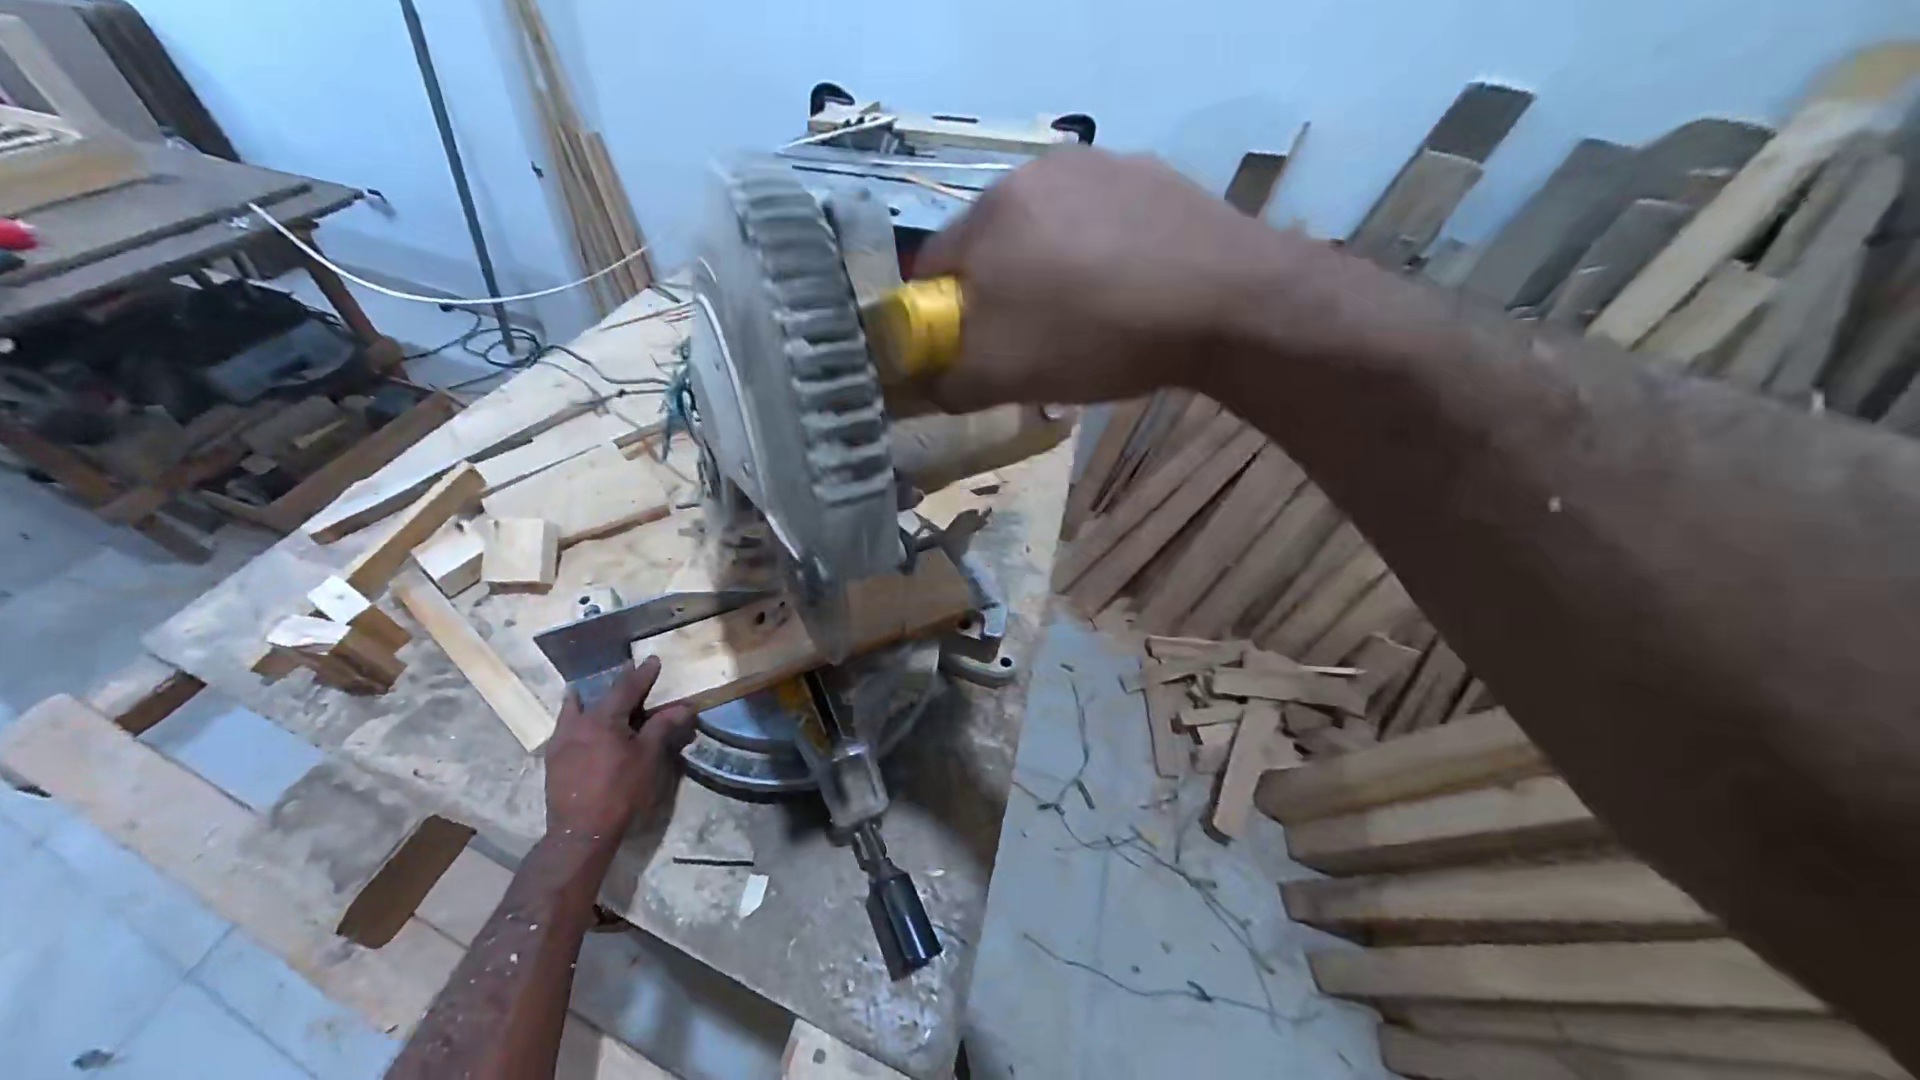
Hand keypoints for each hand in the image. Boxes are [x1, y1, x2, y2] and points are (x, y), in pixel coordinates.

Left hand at [544, 656, 697, 845]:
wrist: (581, 830)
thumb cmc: (620, 790)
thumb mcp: (648, 756)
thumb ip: (663, 726)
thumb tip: (685, 706)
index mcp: (602, 719)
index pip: (626, 688)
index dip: (642, 674)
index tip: (653, 659)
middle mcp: (577, 723)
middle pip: (598, 696)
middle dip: (616, 685)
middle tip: (629, 674)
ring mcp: (560, 741)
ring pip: (573, 709)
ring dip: (587, 699)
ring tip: (593, 694)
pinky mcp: (553, 759)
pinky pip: (565, 727)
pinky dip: (576, 718)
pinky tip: (582, 726)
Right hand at [914, 147, 1304, 412]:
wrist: (1226, 303)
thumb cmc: (1097, 336)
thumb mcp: (1005, 378)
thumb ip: (948, 382)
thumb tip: (928, 385)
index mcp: (990, 213)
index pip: (932, 267)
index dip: (940, 316)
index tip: (969, 350)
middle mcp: (1035, 172)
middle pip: (990, 244)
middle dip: (997, 294)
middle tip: (1029, 340)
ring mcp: (1098, 166)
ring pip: (1044, 231)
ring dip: (1046, 273)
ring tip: (1085, 317)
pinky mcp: (1148, 174)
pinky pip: (1098, 222)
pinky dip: (1096, 255)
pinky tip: (1125, 290)